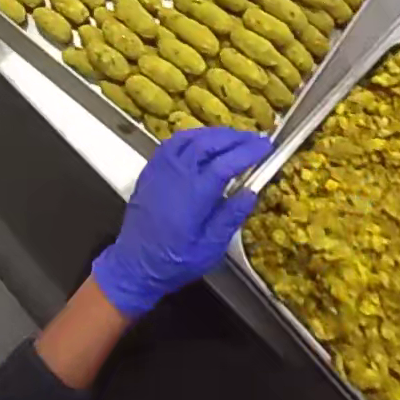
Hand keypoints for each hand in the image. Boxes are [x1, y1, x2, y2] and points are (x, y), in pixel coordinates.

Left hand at [91, 127, 272, 317]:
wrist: (133, 265)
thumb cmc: (174, 261)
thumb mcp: (209, 249)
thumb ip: (230, 217)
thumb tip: (252, 192)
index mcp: (193, 195)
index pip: (225, 163)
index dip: (247, 152)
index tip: (266, 146)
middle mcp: (175, 175)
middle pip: (208, 143)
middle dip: (234, 138)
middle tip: (255, 138)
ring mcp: (159, 169)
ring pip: (190, 138)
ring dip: (214, 134)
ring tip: (234, 138)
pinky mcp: (150, 170)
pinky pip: (173, 143)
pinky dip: (193, 136)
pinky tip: (204, 141)